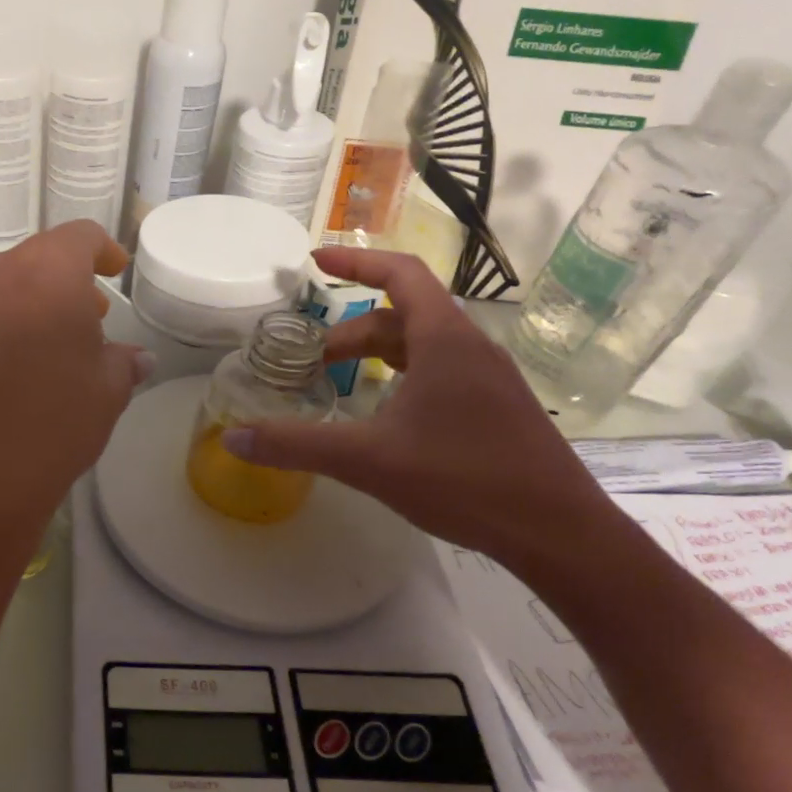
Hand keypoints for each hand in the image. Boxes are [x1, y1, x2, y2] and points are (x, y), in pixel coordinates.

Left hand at [0, 222, 147, 596]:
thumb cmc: (54, 424)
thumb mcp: (106, 393)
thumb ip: (121, 363)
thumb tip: (137, 358)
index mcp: (52, 273)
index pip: (81, 237)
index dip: (102, 250)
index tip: (113, 271)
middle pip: (35, 258)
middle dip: (62, 280)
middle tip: (83, 319)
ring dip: (16, 296)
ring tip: (31, 335)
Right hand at [222, 247, 611, 565]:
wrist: (558, 531)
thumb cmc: (464, 479)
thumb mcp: (368, 460)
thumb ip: (297, 445)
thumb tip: (233, 438)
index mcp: (444, 340)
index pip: (400, 274)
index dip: (355, 260)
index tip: (314, 261)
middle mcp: (470, 347)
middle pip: (403, 315)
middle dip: (350, 332)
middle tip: (311, 363)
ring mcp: (489, 378)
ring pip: (422, 346)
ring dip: (376, 355)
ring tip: (339, 383)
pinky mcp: (497, 408)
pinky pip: (441, 371)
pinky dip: (401, 376)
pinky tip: (386, 416)